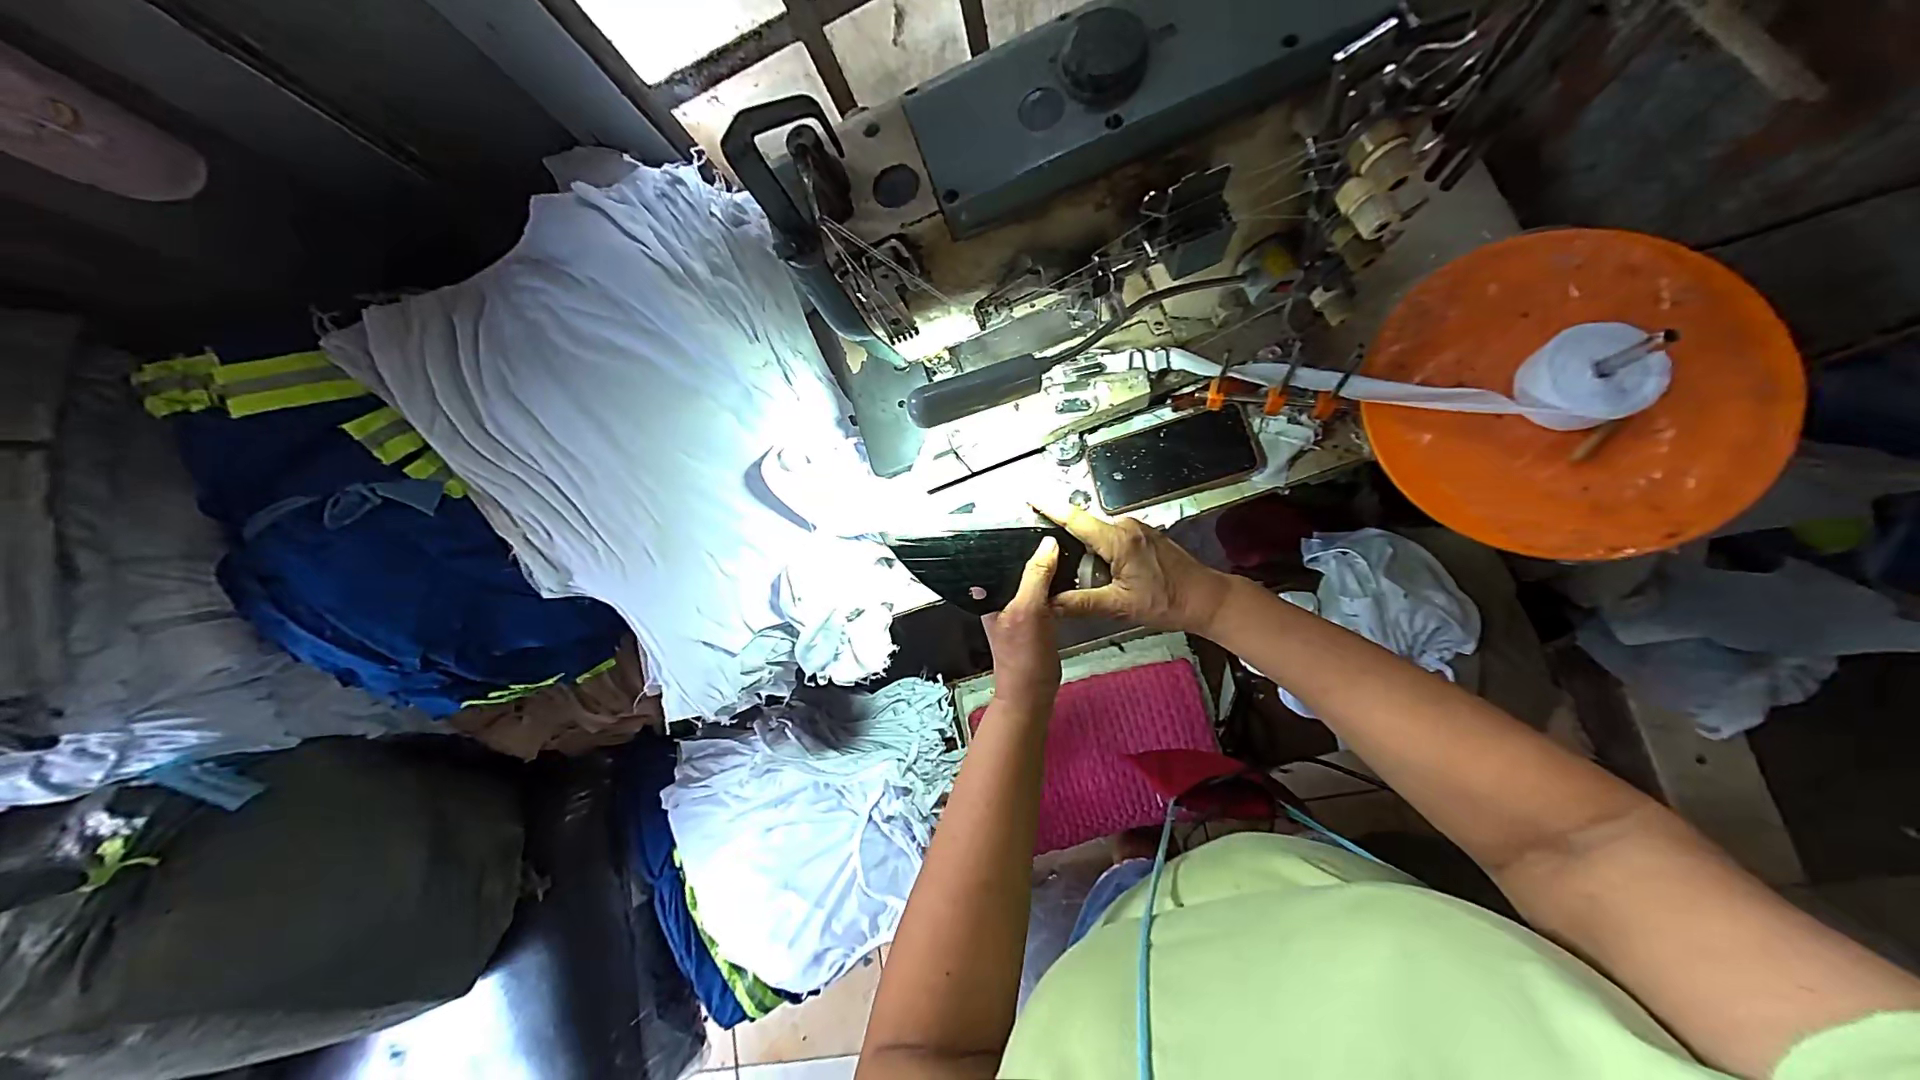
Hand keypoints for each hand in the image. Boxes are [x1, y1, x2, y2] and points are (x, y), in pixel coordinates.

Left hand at [981, 536, 1061, 711]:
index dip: (1017, 539)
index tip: (1037, 523)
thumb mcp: (1029, 610)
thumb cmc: (1023, 659)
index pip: (999, 555)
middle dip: (1035, 551)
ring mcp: (1017, 606)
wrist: (1033, 692)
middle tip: (1055, 533)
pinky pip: (1044, 590)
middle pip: (1017, 563)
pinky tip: (1066, 575)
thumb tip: (1047, 544)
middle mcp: (999, 596)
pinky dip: (1054, 582)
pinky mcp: (1034, 615)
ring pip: (1032, 576)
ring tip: (1062, 549)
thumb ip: (1036, 576)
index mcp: (988, 592)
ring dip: (1046, 566)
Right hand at [1041, 506, 1232, 634]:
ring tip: (1096, 582)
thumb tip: (1049, 603)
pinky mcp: (1143, 536)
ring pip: (1098, 536)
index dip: (1050, 508)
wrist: (1205, 599)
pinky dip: (1103, 554)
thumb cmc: (1169, 601)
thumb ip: (1081, 603)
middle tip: (1069, 574)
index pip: (1076, 519)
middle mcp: (1127, 527)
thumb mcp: (1120, 605)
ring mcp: (1137, 529)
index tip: (1032, 497)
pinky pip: (1112, 539)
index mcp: (1119, 540)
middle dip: (1071, 548)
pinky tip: (1110, 577)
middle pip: (1085, 529)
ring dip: (1089, 555)